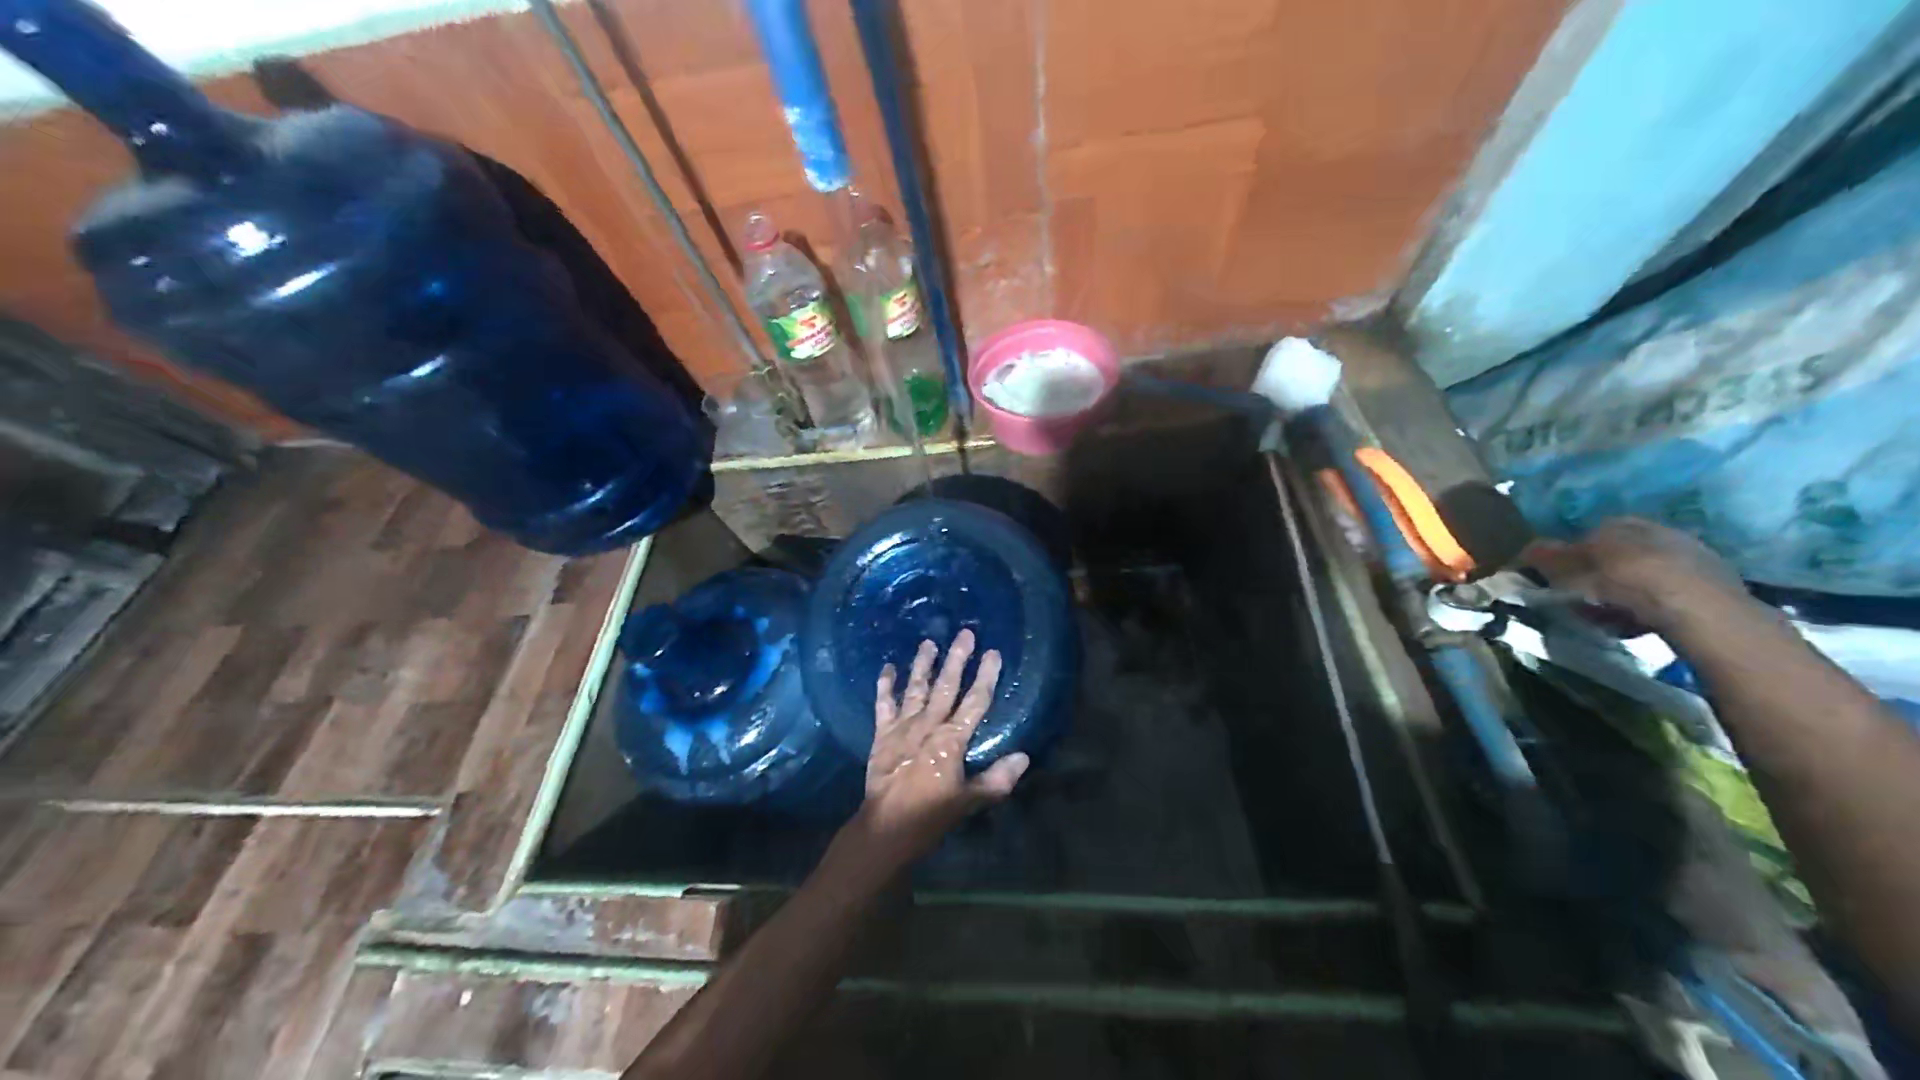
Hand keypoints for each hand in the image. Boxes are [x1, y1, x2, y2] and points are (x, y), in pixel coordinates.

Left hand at [848, 629, 1028, 871]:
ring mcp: (903, 727)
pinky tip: (888, 667)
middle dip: (957, 659)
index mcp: (952, 739)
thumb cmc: (931, 815)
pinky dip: (885, 685)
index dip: (986, 676)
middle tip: (965, 634)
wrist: (887, 825)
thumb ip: (997, 779)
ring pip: (916, 688)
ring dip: (923, 664)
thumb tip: (1023, 758)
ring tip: (929, 642)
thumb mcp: (970, 801)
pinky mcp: (882, 734)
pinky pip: (884, 704)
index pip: (975, 701)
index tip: (993, 653)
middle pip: (946, 686)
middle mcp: (928, 725)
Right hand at [1523, 518, 1749, 630]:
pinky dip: (1645, 606)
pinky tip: (1637, 622)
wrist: (1699, 607)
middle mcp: (1656, 532)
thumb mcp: (1571, 568)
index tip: (1556, 579)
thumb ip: (1546, 557)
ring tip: (1606, 616)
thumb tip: (1523, 550)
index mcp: (1622, 522)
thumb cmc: (1625, 579)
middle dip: (1595, 577)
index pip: (1585, 535)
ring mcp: (1687, 557)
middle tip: (1579, 600)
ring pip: (1636, 577)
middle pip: (1613, 557)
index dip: (1567, 558)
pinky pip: (1661, 594)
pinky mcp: (1708, 584)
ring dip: (1618, 594)